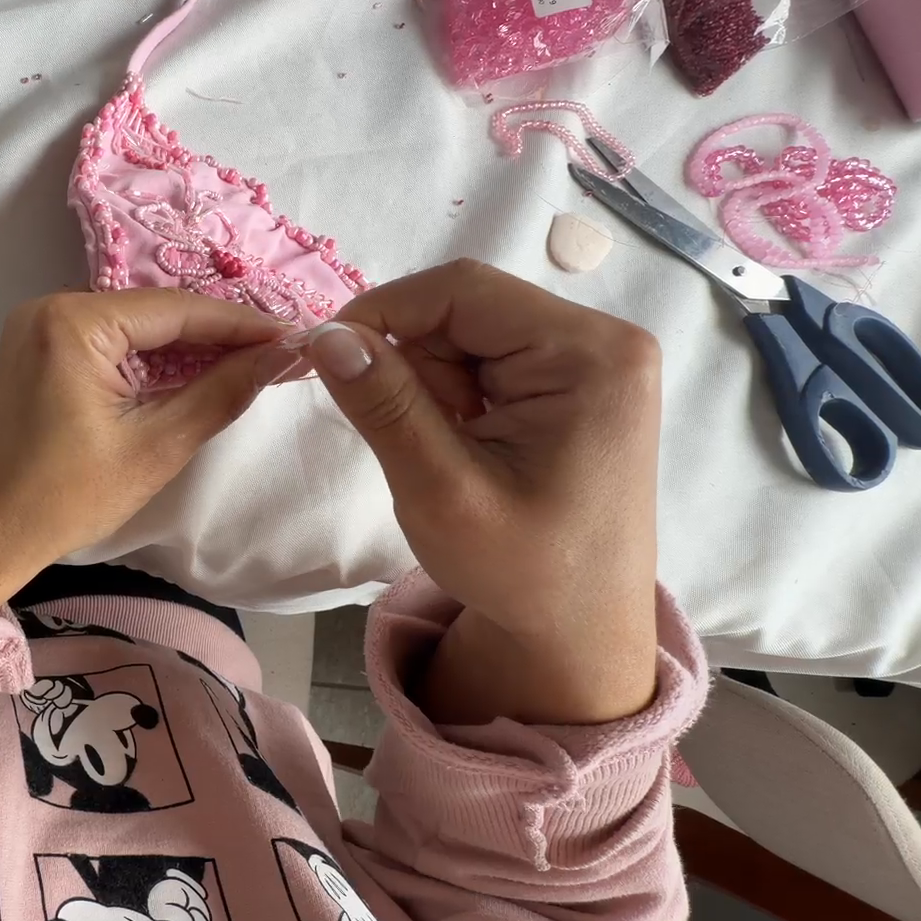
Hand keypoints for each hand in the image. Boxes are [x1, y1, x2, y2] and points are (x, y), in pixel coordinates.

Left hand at [0, 290, 305, 613]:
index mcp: (72, 323)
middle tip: (277, 353)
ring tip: (247, 362)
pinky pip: (105, 341)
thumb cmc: (66, 498)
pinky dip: (147, 357)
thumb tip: (284, 354)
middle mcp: (48, 308)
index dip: (240, 324)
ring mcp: (36, 327)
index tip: (294, 338)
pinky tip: (191, 371)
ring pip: (131, 325)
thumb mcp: (155, 447)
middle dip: (215, 334)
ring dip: (184, 346)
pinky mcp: (34, 350)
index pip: (175, 310)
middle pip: (152, 312)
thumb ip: (221, 392)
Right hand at [305, 260, 661, 724]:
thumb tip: (323, 335)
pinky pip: (477, 362)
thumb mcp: (438, 489)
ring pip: (461, 335)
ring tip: (436, 451)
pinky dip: (442, 397)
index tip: (322, 361)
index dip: (379, 312)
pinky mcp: (566, 386)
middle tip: (402, 434)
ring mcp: (585, 362)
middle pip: (461, 309)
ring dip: (422, 384)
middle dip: (408, 361)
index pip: (459, 291)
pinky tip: (453, 445)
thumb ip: (383, 405)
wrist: (572, 629)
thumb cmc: (517, 569)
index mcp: (587, 356)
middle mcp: (598, 342)